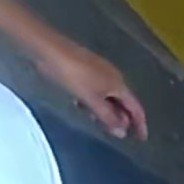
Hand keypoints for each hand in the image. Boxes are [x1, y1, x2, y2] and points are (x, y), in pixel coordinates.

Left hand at [34, 38, 148, 139]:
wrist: (42, 43)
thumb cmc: (70, 73)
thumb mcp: (90, 99)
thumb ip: (107, 117)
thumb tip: (122, 134)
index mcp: (120, 85)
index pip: (136, 110)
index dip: (140, 125)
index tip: (140, 139)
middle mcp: (114, 77)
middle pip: (123, 102)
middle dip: (120, 118)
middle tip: (113, 131)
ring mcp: (99, 69)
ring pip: (108, 95)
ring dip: (105, 109)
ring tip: (93, 118)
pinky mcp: (84, 64)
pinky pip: (96, 87)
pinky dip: (94, 99)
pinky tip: (81, 101)